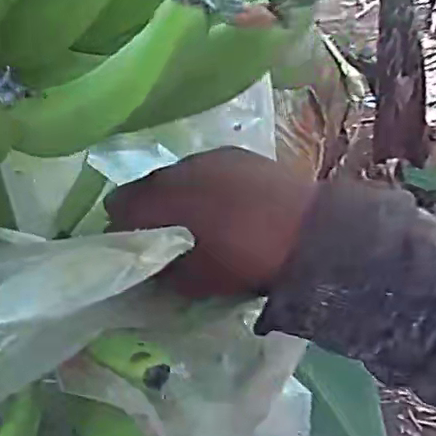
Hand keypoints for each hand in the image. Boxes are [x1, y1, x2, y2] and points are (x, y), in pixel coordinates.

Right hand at [105, 147, 316, 298]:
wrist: (317, 234)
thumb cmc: (246, 259)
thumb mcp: (196, 281)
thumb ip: (162, 272)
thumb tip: (150, 267)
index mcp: (159, 198)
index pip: (117, 206)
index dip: (120, 227)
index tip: (132, 247)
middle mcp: (176, 169)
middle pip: (144, 187)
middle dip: (147, 209)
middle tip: (163, 236)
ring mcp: (208, 157)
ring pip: (175, 175)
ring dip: (177, 195)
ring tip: (198, 220)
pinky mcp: (238, 154)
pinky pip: (205, 170)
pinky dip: (205, 185)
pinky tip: (225, 206)